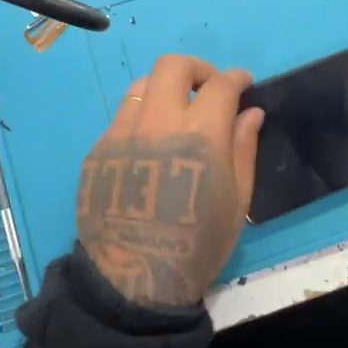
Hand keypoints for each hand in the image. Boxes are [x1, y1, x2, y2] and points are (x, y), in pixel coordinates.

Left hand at [75, 55, 263, 306]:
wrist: (135, 280)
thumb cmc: (199, 244)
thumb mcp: (237, 200)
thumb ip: (243, 148)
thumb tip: (250, 111)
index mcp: (200, 135)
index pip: (221, 85)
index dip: (237, 78)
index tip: (243, 84)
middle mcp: (158, 123)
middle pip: (173, 67)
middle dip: (197, 69)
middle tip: (209, 88)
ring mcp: (121, 134)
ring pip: (141, 86)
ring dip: (165, 90)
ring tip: (177, 113)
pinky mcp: (97, 151)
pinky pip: (122, 117)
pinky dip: (142, 118)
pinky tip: (151, 146)